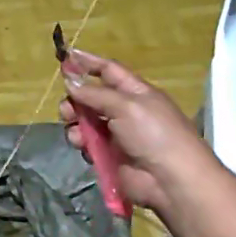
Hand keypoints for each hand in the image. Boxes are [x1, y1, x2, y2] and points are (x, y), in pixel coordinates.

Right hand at [59, 49, 221, 218]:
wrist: (170, 179)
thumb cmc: (153, 133)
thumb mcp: (126, 105)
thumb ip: (95, 93)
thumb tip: (70, 79)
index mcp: (136, 91)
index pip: (108, 70)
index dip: (88, 63)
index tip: (65, 57)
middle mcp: (126, 109)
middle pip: (93, 96)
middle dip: (76, 98)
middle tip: (65, 106)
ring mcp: (118, 134)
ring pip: (87, 121)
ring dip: (75, 121)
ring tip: (72, 127)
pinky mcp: (110, 157)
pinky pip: (88, 144)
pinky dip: (81, 142)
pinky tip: (81, 144)